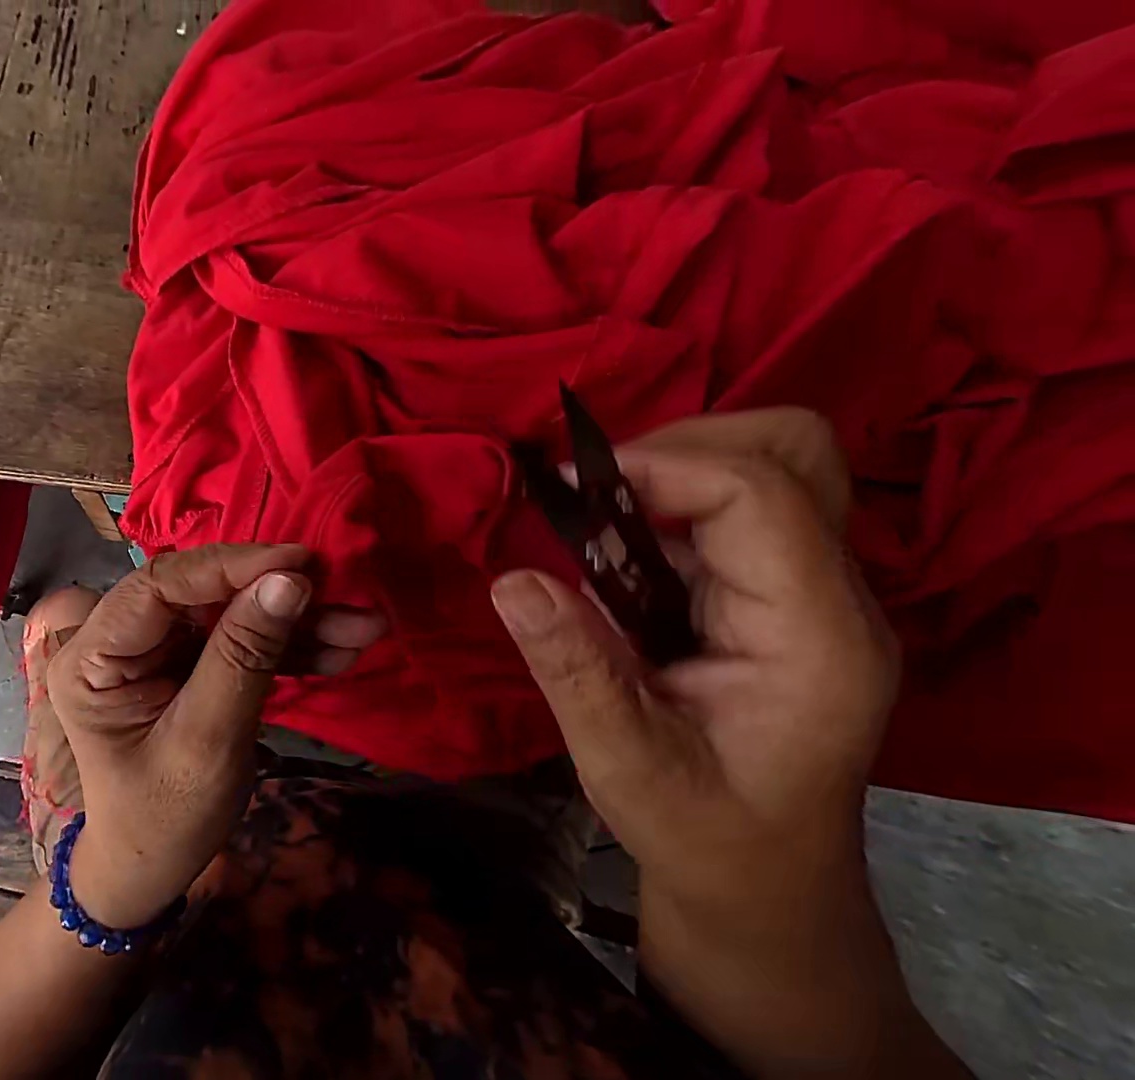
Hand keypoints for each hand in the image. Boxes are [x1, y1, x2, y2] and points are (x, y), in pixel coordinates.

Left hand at [46, 544, 384, 927]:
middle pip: (201, 593)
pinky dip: (289, 646)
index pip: (159, 586)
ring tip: (361, 629)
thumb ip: (245, 657)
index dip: (230, 566)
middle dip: (276, 595)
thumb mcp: (207, 743)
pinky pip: (239, 640)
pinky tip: (339, 651)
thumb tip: (289, 581)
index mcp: (94, 657)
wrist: (153, 867)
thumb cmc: (164, 819)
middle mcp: (118, 639)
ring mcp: (155, 650)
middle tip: (344, 598)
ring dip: (295, 620)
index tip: (301, 563)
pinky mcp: (187, 663)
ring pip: (229, 612)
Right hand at [494, 408, 893, 903]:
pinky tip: (602, 551)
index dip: (662, 467)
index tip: (566, 486)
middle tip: (591, 489)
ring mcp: (801, 592)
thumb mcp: (624, 762)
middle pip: (791, 453)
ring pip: (760, 470)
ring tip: (585, 517)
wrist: (760, 881)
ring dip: (664, 472)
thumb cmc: (703, 834)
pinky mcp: (765, 597)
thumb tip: (511, 580)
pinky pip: (723, 511)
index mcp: (814, 637)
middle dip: (682, 445)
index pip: (760, 496)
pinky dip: (656, 507)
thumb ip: (573, 669)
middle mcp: (825, 597)